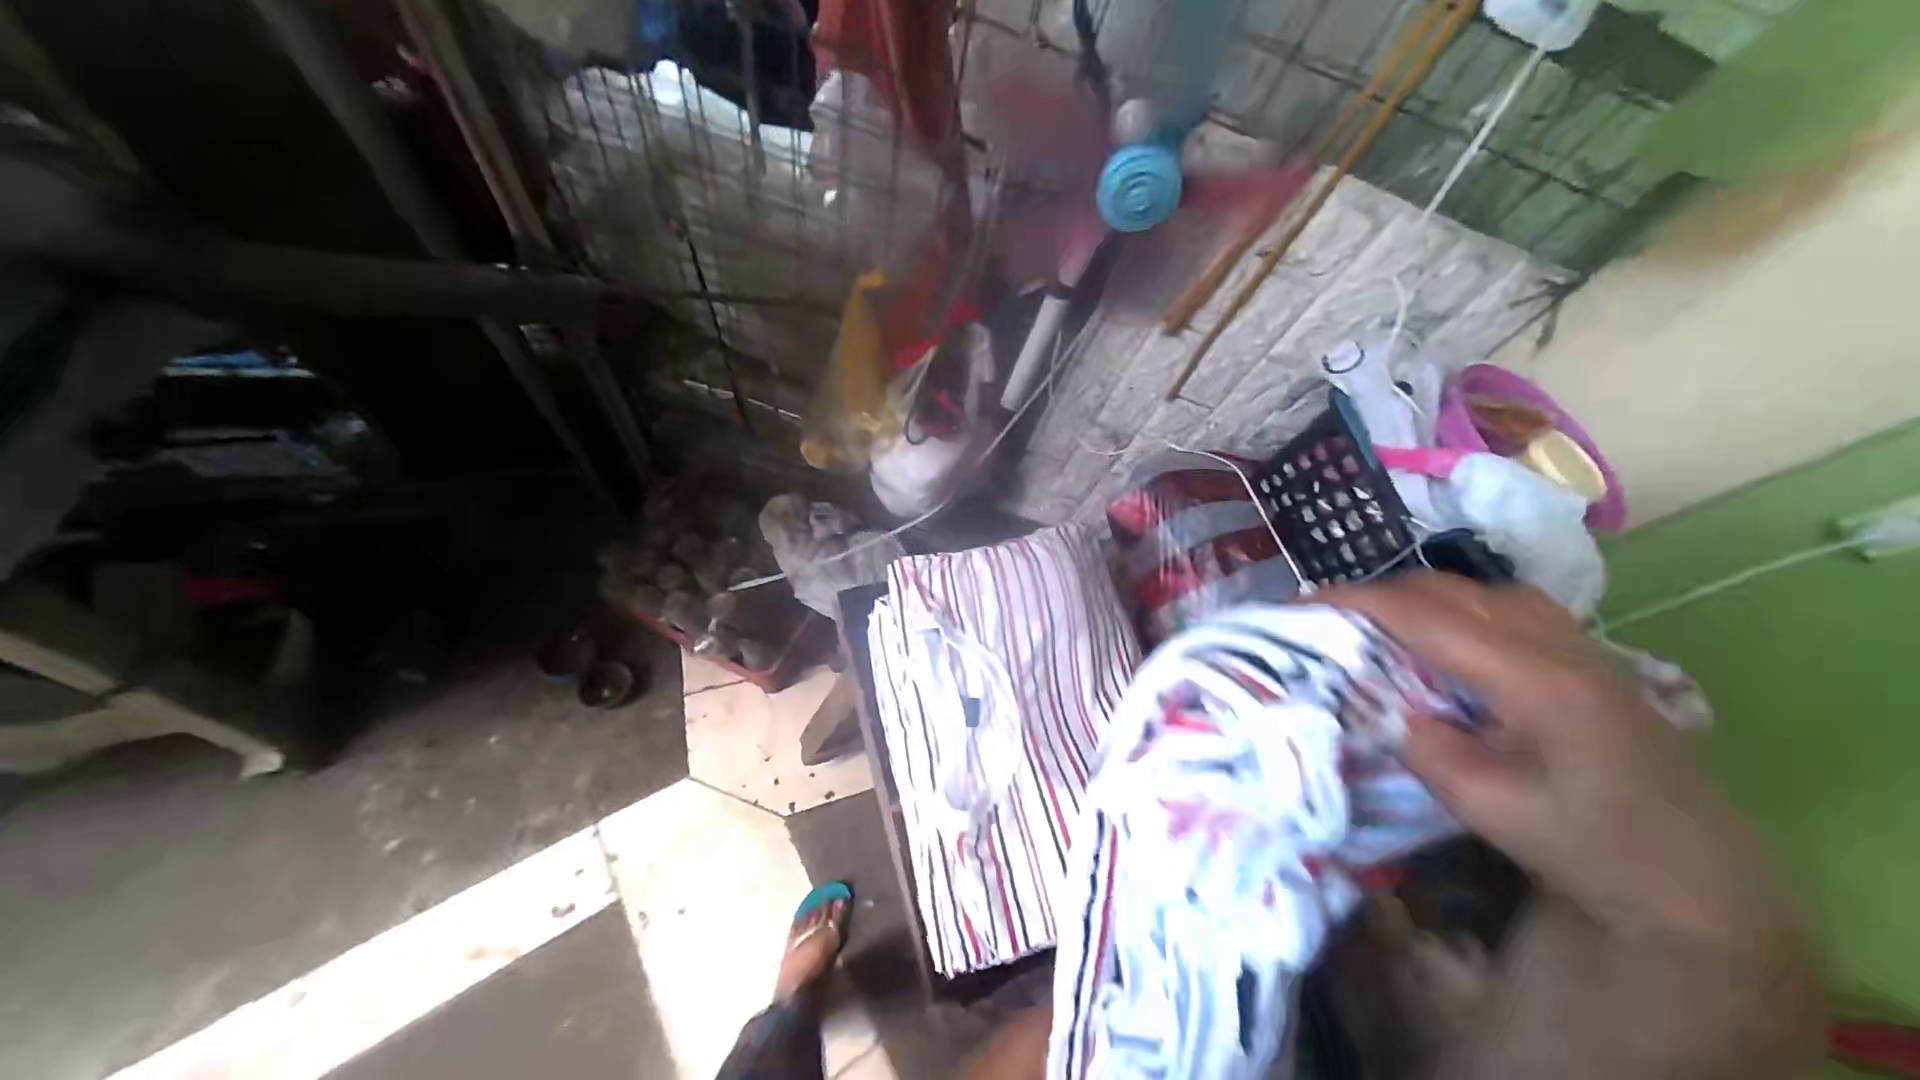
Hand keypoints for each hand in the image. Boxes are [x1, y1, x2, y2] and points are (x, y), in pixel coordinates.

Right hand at [1318, 573, 1783, 941]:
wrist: (1701, 881)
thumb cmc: (1591, 847)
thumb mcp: (1490, 808)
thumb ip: (1425, 748)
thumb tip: (1382, 706)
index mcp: (1535, 680)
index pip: (1427, 617)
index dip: (1357, 601)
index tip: (1301, 604)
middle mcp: (1559, 645)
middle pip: (1451, 589)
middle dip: (1379, 593)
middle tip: (1328, 617)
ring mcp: (1580, 646)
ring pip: (1482, 589)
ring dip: (1420, 596)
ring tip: (1378, 623)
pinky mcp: (1587, 658)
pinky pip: (1508, 605)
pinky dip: (1458, 606)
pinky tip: (1444, 639)